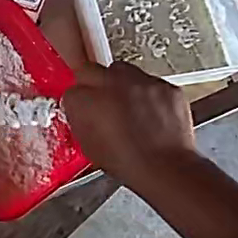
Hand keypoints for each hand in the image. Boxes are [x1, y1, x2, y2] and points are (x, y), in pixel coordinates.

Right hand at [61, 61, 198, 189]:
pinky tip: (149, 114)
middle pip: (95, 70)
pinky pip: (151, 83)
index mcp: (86, 101)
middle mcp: (112, 84)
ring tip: (129, 109)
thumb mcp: (88, 146)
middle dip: (96, 83)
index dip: (77, 98)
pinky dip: (149, 95)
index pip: (72, 89)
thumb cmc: (128, 162)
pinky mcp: (165, 86)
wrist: (166, 168)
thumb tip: (80, 113)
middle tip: (102, 100)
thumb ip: (80, 120)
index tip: (82, 104)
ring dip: (123, 86)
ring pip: (124, 72)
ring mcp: (141, 82)